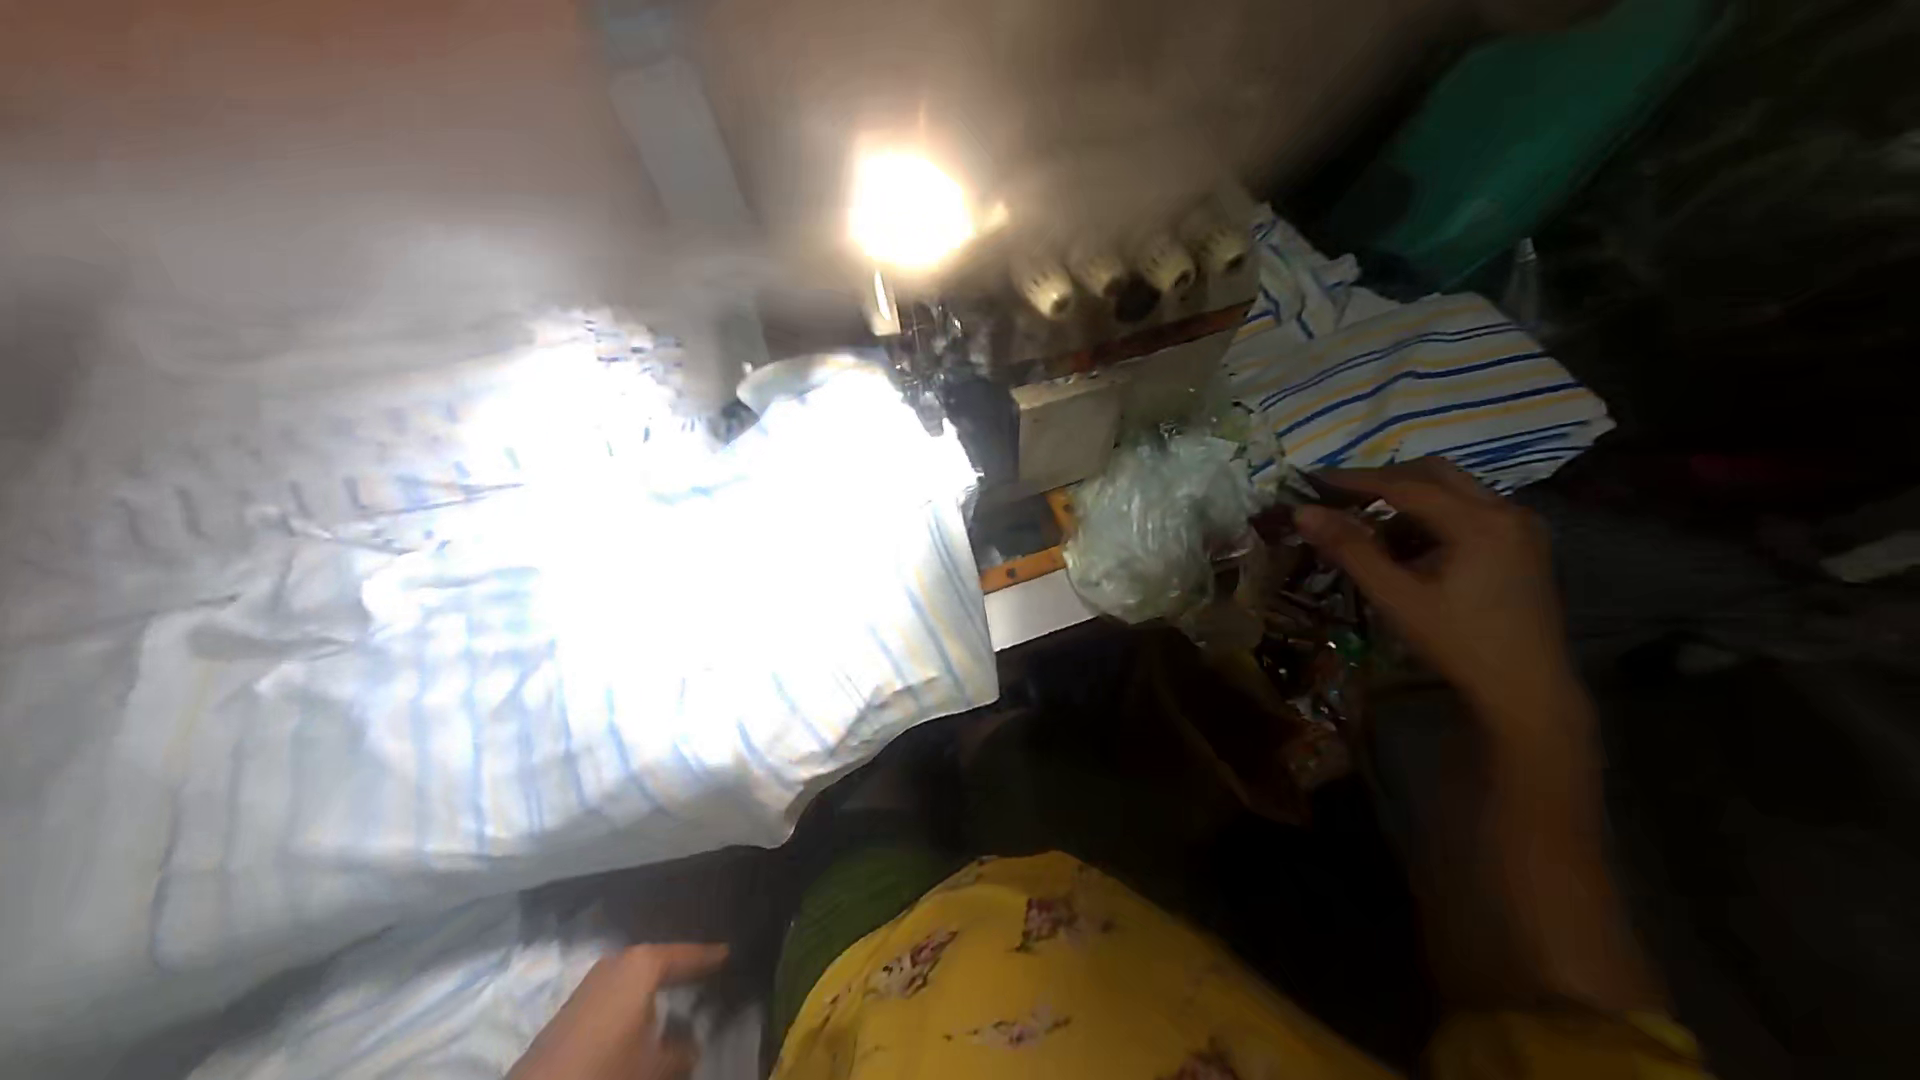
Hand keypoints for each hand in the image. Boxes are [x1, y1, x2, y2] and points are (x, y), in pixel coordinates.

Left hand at [509, 943, 729, 1079]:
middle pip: (658, 960)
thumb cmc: (604, 1075)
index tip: (729, 953)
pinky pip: (616, 994)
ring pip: (634, 977)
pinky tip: (642, 1019)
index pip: (686, 955)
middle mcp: (617, 964)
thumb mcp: (654, 1068)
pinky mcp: (571, 1011)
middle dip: (680, 968)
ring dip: (655, 986)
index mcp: (642, 965)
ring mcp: (590, 985)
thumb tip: (691, 1044)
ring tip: (677, 995)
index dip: (709, 957)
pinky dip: (633, 1002)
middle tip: (705, 972)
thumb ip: (680, 1053)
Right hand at [1293, 459, 1576, 730]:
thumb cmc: (1457, 642)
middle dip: (1384, 480)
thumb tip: (1302, 512)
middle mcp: (1506, 511)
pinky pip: (1470, 510)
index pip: (1404, 484)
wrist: (1526, 690)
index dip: (1354, 479)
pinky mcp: (1524, 543)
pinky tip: (1410, 546)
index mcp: (1478, 521)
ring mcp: (1521, 526)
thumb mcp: (1395, 596)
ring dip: (1409, 498)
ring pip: (1454, 489)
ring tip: (1371, 527)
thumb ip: (1349, 549)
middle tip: (1341, 496)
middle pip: (1434, 473)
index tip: (1314, 481)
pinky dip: (1433, 515)